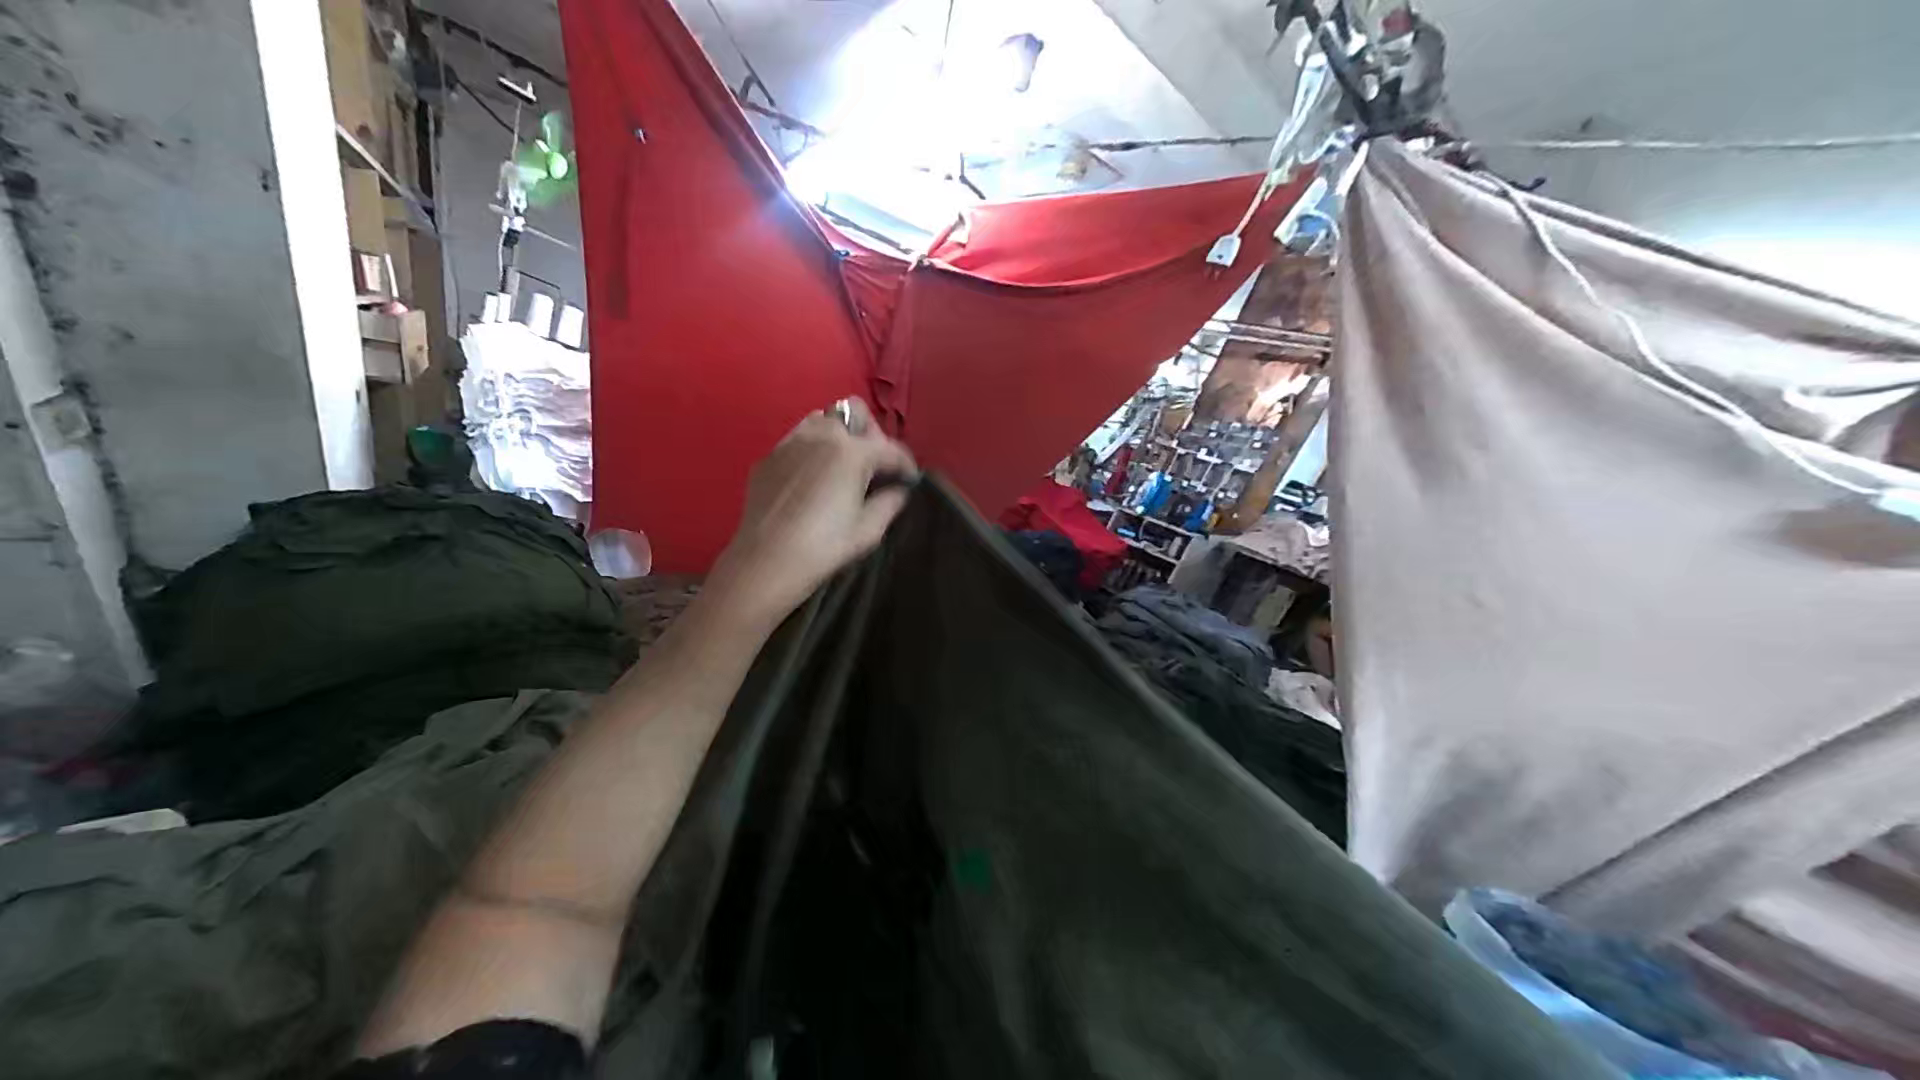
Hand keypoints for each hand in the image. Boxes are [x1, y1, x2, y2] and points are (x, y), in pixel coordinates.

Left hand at [705, 398, 916, 629]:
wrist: (766, 560)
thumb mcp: (868, 530)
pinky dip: (811, 450)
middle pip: (855, 413)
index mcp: (852, 452)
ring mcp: (790, 442)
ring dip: (838, 435)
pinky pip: (796, 440)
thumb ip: (890, 502)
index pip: (890, 448)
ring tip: (840, 465)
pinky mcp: (769, 457)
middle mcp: (822, 435)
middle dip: (870, 435)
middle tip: (873, 466)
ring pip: (822, 419)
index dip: (906, 464)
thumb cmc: (824, 546)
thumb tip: (898, 490)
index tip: (909, 480)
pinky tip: (810, 480)